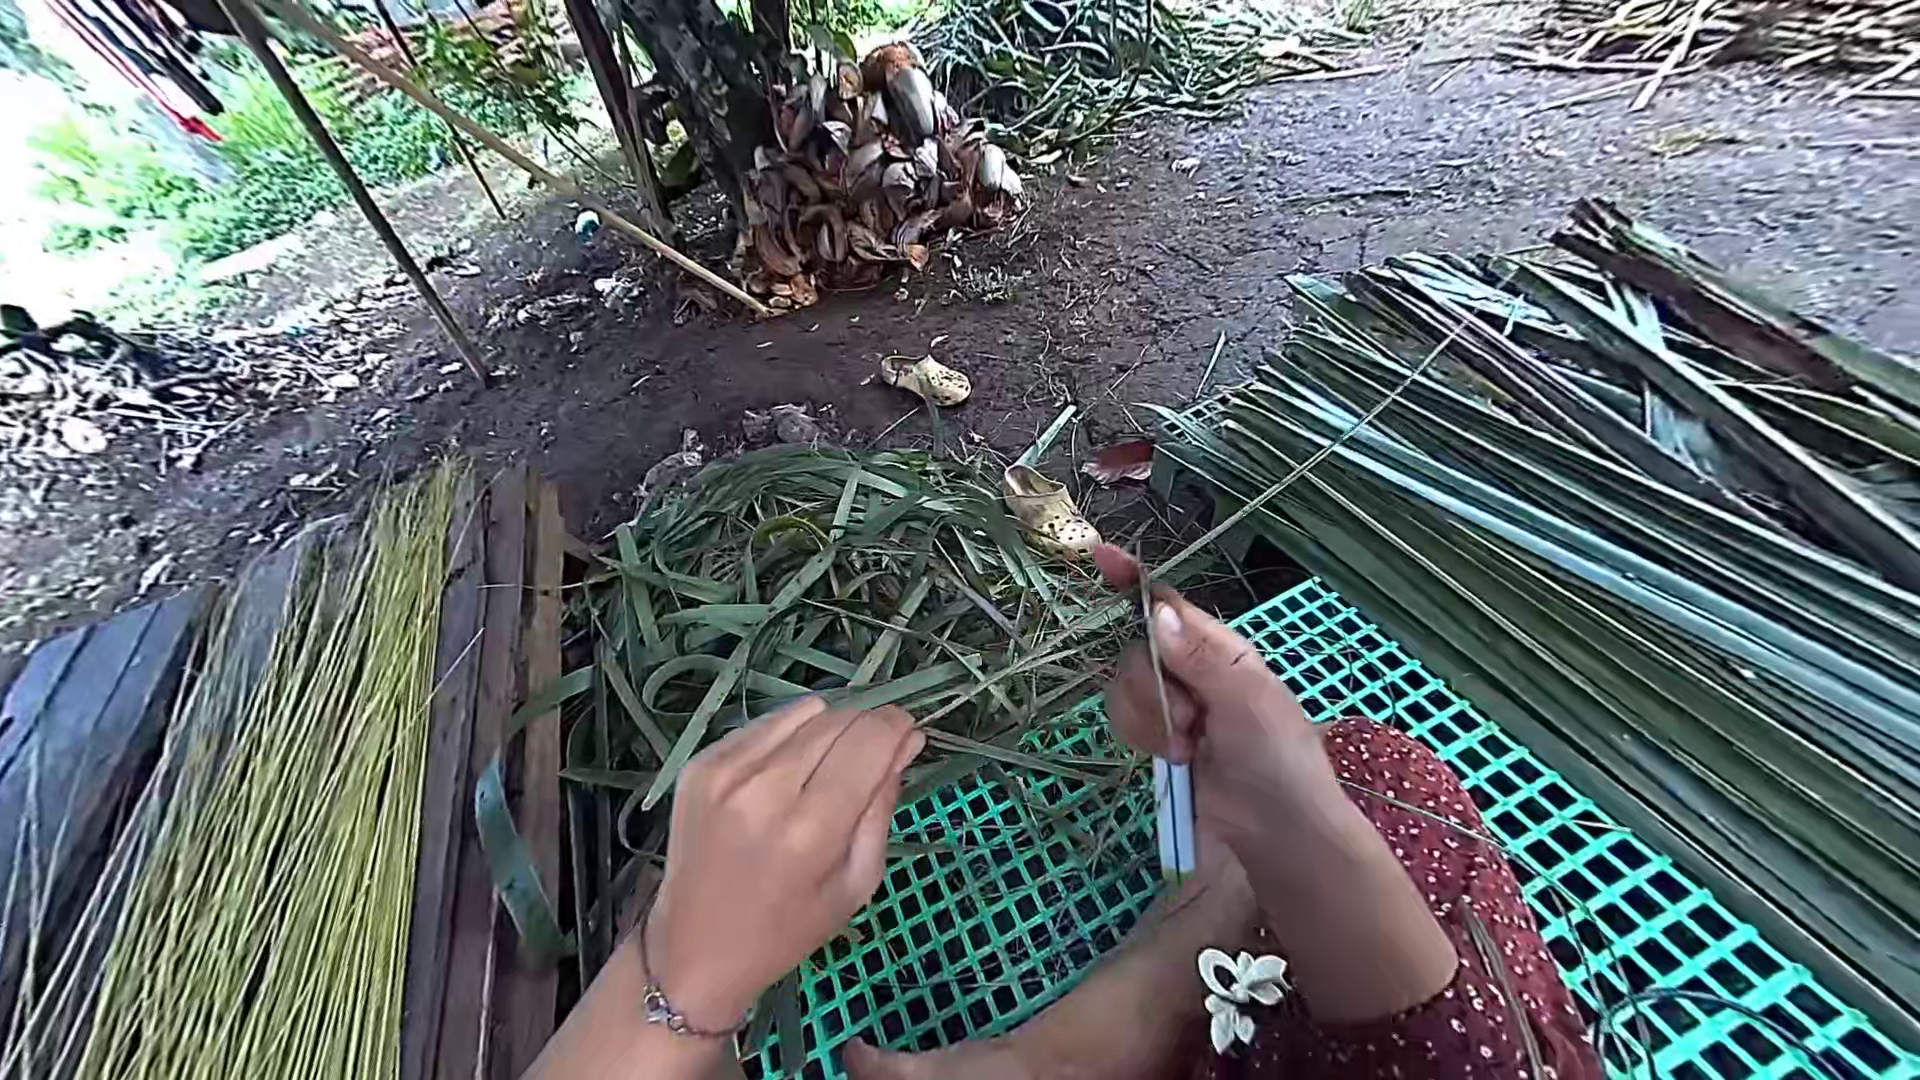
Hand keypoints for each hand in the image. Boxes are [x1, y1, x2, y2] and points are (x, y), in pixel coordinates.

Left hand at [645, 698, 924, 1029]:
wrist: (693, 948)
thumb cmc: (787, 928)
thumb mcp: (857, 882)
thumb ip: (884, 805)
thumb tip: (908, 740)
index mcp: (811, 829)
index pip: (870, 740)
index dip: (897, 726)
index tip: (906, 732)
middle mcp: (766, 789)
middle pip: (842, 719)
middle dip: (868, 726)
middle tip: (869, 754)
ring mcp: (727, 770)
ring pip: (808, 711)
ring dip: (830, 727)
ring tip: (824, 765)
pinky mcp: (703, 761)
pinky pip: (770, 721)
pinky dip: (792, 734)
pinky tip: (785, 770)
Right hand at [1093, 546, 1457, 1019]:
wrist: (1276, 834)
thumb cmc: (1278, 759)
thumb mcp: (1248, 702)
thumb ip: (1200, 658)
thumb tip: (1155, 613)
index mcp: (1217, 648)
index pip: (1167, 604)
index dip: (1134, 581)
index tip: (1102, 558)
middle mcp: (1188, 667)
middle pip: (1136, 650)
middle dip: (1152, 687)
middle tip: (1189, 720)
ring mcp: (1169, 702)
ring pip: (1124, 685)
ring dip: (1149, 718)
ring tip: (1188, 747)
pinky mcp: (1154, 733)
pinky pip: (1122, 716)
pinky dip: (1141, 735)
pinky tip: (1175, 756)